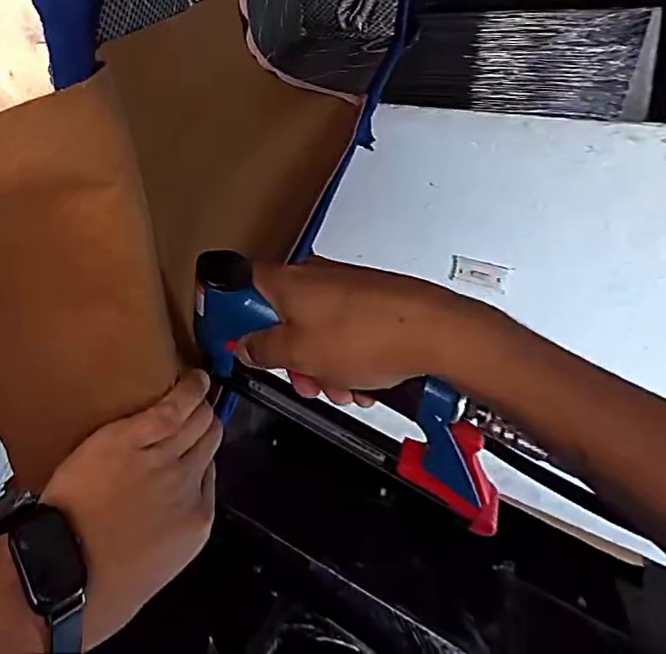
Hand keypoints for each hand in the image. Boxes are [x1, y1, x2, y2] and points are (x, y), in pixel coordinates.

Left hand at [41, 369, 220, 648]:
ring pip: (196, 421)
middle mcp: (187, 486)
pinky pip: (170, 409)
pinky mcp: (130, 439)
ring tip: (199, 381)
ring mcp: (162, 460)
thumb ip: (168, 528)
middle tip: (198, 405)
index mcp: (196, 522)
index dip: (201, 452)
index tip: (194, 440)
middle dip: (204, 421)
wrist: (65, 571)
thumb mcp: (153, 565)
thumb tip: (164, 506)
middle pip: (208, 440)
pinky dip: (186, 390)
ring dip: (200, 400)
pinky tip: (191, 378)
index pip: (210, 472)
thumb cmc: (101, 583)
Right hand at [238, 257, 482, 405]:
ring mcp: (340, 286)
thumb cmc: (369, 334)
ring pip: (312, 327)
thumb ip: (262, 350)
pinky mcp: (367, 300)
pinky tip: (362, 380)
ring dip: (320, 363)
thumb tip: (247, 347)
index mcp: (283, 280)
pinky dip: (345, 356)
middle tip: (300, 378)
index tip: (229, 335)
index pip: (238, 284)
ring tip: (342, 388)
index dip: (230, 312)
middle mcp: (310, 276)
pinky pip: (341, 329)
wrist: (435, 332)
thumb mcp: (299, 354)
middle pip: (278, 315)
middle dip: (287, 354)